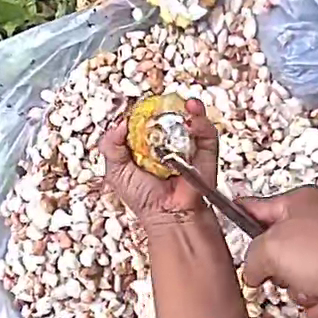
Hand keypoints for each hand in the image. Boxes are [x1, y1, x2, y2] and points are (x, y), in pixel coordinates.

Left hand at [100, 98, 219, 233]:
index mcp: (147, 144)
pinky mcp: (207, 152)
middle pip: (171, 114)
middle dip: (169, 104)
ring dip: (190, 108)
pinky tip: (193, 119)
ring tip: (186, 104)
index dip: (146, 110)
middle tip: (164, 101)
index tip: (143, 107)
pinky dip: (202, 123)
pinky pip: (207, 133)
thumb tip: (121, 122)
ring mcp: (189, 146)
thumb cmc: (144, 198)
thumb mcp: (116, 170)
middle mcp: (169, 142)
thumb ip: (110, 145)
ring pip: (192, 119)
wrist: (169, 216)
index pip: (147, 118)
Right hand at [239, 186, 317, 317]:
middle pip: (275, 257)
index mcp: (296, 205)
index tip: (221, 225)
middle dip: (279, 276)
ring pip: (296, 286)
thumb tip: (254, 273)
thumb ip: (251, 259)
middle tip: (287, 274)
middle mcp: (314, 228)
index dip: (238, 218)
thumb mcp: (273, 247)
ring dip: (303, 296)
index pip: (255, 208)